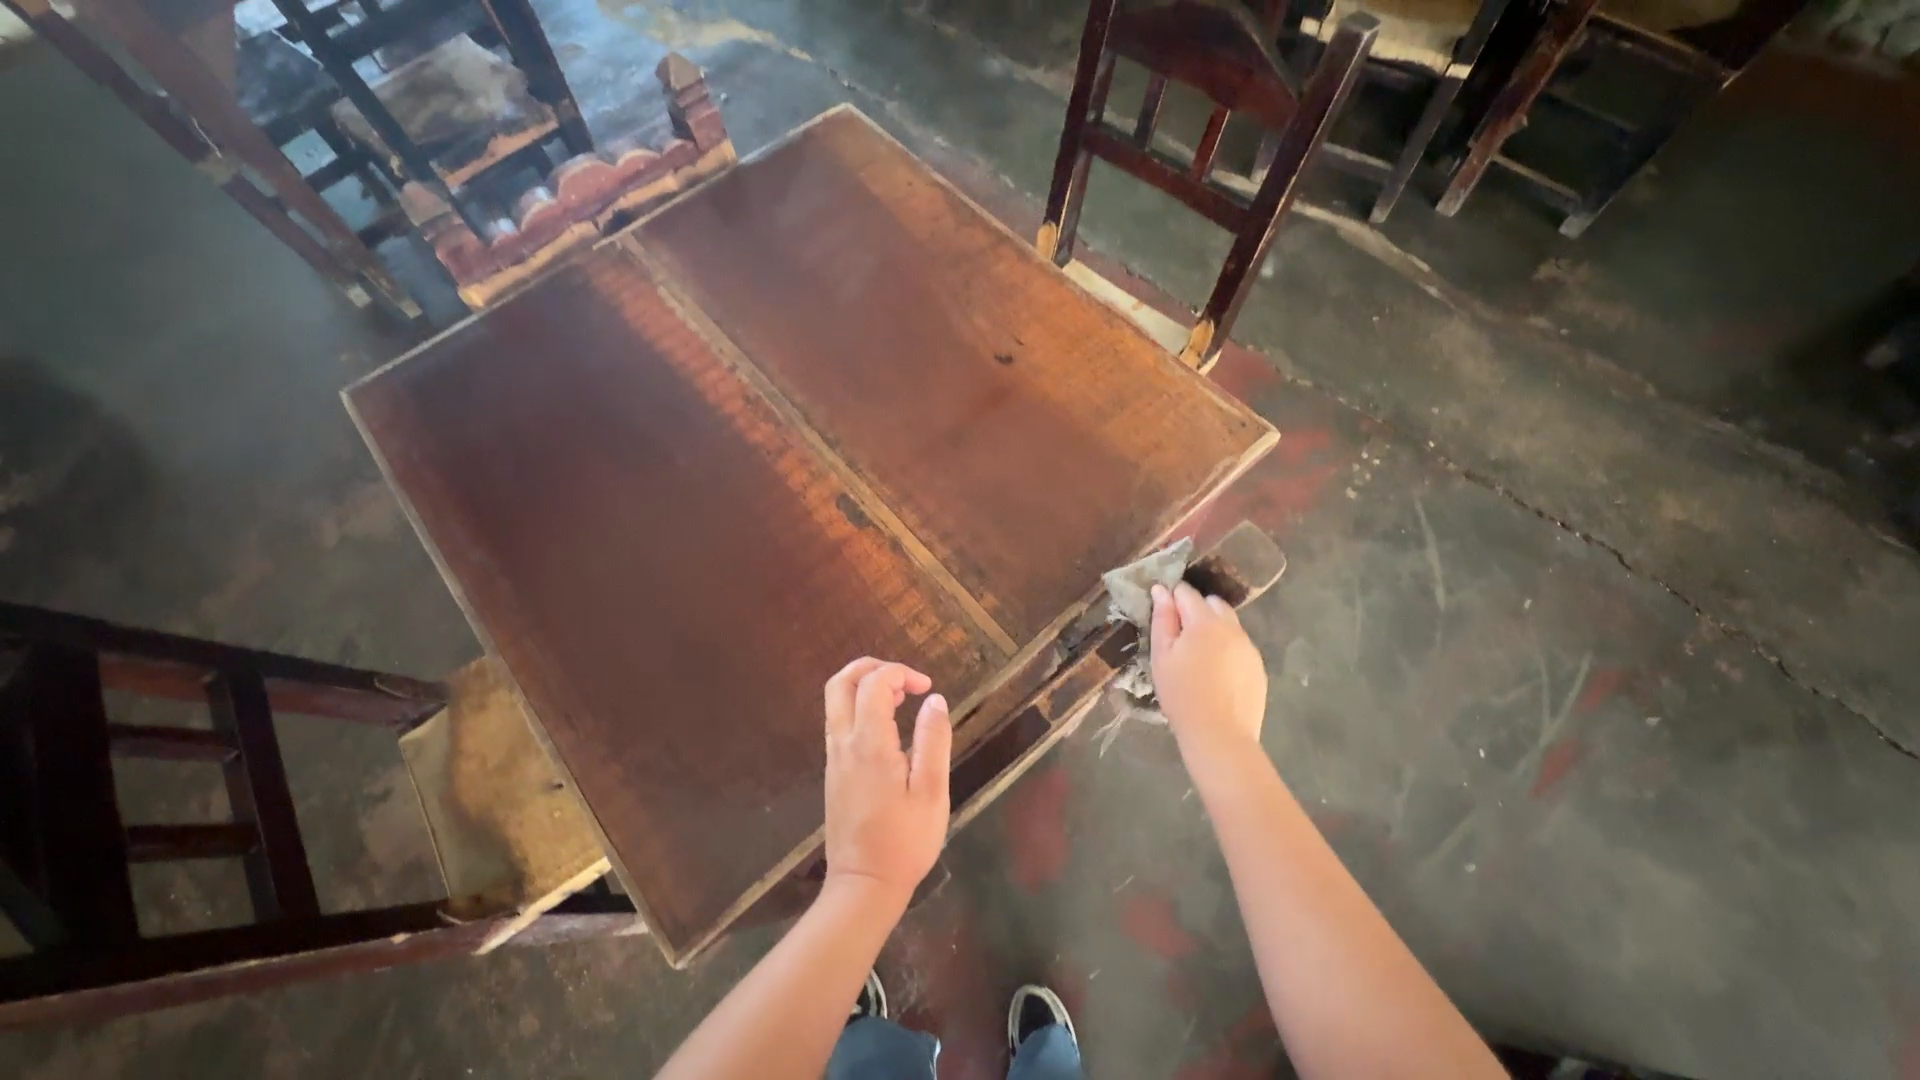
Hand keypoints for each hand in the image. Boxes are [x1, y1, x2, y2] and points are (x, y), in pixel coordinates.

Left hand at [822, 658, 951, 905]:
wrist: (864, 884)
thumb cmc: (905, 840)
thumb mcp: (933, 791)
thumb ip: (933, 740)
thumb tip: (935, 700)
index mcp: (869, 744)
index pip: (875, 684)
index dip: (901, 674)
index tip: (927, 689)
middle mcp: (843, 744)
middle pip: (840, 683)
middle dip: (870, 667)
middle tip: (903, 678)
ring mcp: (833, 759)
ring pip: (834, 703)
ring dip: (863, 687)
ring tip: (899, 700)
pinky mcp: (833, 774)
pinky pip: (838, 724)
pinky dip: (858, 709)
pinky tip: (886, 728)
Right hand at [1150, 582, 1267, 764]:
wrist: (1219, 734)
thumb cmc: (1182, 694)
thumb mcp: (1162, 656)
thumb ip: (1163, 619)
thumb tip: (1162, 590)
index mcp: (1205, 621)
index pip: (1187, 592)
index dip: (1172, 598)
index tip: (1163, 615)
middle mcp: (1232, 628)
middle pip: (1213, 603)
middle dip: (1196, 610)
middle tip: (1180, 637)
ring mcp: (1249, 647)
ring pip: (1229, 625)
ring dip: (1213, 630)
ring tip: (1199, 658)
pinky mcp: (1258, 666)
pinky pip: (1239, 646)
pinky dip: (1226, 649)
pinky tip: (1216, 674)